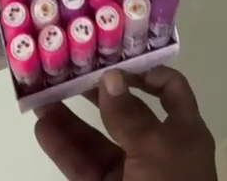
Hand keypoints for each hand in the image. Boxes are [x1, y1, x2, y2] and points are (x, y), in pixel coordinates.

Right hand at [34, 68, 217, 180]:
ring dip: (71, 119)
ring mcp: (130, 176)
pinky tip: (43, 127)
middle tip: (69, 70)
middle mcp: (157, 150)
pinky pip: (83, 166)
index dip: (145, 71)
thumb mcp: (155, 150)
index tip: (113, 57)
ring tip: (44, 95)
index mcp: (183, 134)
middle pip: (125, 112)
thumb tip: (111, 77)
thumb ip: (130, 115)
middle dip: (97, 92)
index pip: (169, 90)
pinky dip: (63, 148)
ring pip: (98, 140)